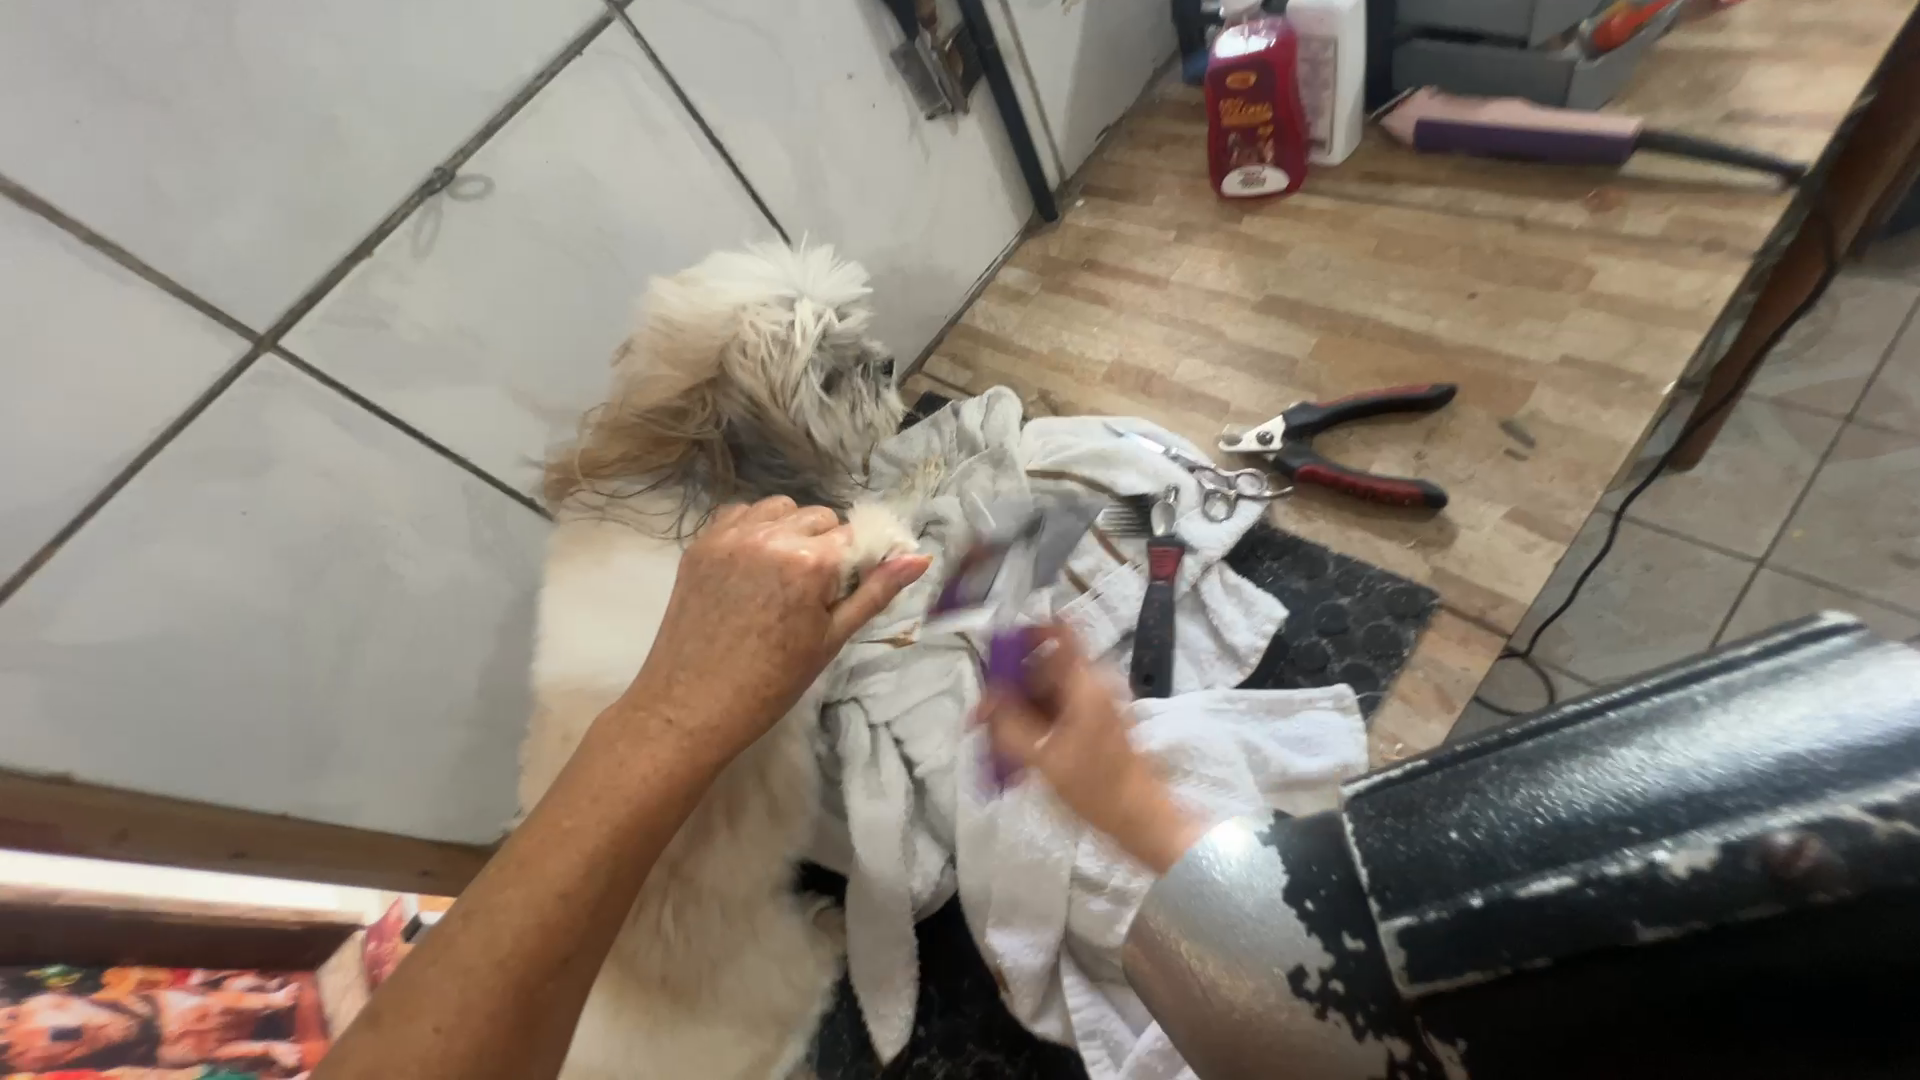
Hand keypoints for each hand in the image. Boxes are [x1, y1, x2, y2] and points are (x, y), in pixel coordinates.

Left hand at [618, 496, 930, 765]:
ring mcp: (732, 536)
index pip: (855, 536)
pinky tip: (753, 566)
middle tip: (811, 591)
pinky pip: (742, 513)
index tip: (845, 588)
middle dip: (826, 545)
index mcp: (810, 562)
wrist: (691, 706)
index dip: (857, 561)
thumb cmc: (773, 681)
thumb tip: (921, 557)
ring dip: (792, 530)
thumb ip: (877, 592)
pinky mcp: (702, 542)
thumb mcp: (833, 638)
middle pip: (820, 517)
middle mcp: (772, 536)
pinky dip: (755, 529)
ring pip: (782, 508)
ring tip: (782, 574)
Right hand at [977, 626, 1205, 873]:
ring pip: (1047, 691)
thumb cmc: (1096, 786)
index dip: (1027, 633)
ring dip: (1019, 710)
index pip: (1058, 632)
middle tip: (984, 715)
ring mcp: (1095, 705)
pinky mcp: (1094, 724)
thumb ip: (1008, 724)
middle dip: (1010, 686)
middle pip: (1044, 667)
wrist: (1141, 819)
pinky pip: (1057, 712)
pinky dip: (1035, 725)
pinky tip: (1016, 754)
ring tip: (994, 740)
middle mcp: (1092, 684)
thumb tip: (985, 700)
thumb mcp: (1043, 757)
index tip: (998, 651)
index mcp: (1085, 681)